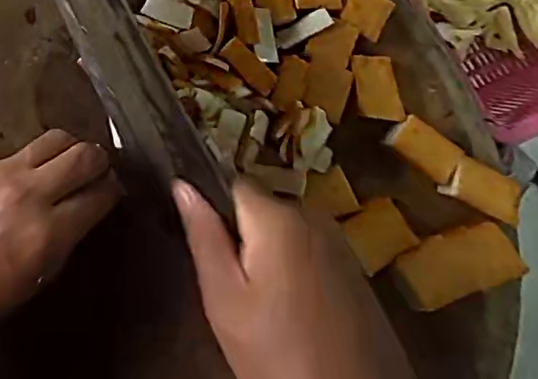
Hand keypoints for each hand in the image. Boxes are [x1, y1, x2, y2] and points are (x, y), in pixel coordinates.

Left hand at [0, 129, 121, 339]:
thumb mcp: (36, 280)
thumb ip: (66, 241)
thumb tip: (87, 212)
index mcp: (47, 233)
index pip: (98, 196)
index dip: (114, 192)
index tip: (117, 192)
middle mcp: (32, 195)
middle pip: (84, 156)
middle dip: (101, 161)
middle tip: (103, 170)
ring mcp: (10, 173)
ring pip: (59, 138)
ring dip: (75, 147)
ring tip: (76, 160)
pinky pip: (31, 146)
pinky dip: (47, 152)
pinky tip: (45, 165)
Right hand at [175, 180, 414, 378]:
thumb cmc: (279, 353)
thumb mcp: (226, 300)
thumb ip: (204, 236)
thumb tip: (182, 185)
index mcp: (277, 215)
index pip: (233, 183)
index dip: (218, 212)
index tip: (216, 250)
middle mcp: (312, 214)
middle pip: (262, 208)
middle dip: (246, 236)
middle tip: (240, 288)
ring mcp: (339, 240)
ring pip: (287, 230)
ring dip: (274, 254)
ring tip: (270, 304)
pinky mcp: (356, 268)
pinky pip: (311, 250)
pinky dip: (299, 270)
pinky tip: (297, 310)